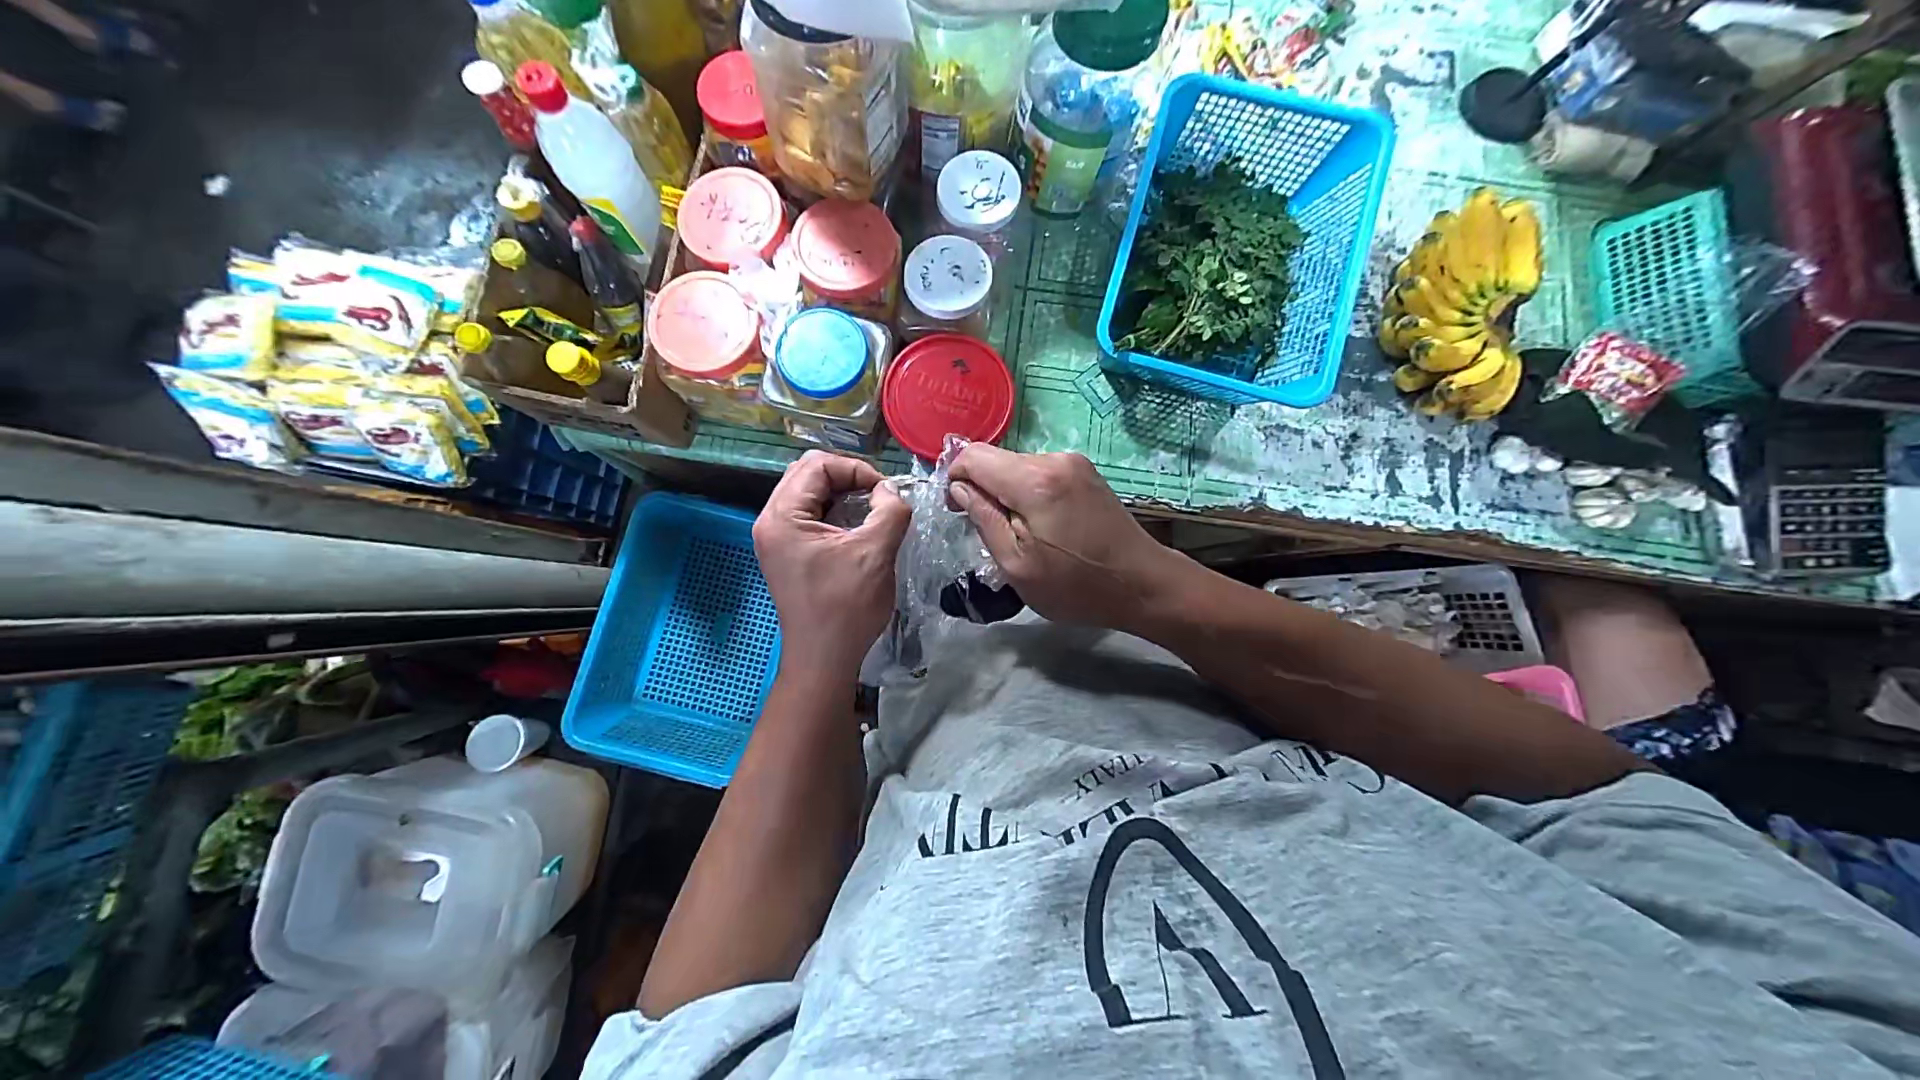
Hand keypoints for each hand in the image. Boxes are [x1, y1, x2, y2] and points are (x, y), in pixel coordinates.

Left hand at [753, 451, 910, 676]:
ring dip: (842, 493)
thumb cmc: (846, 608)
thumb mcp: (875, 554)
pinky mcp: (786, 552)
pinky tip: (857, 526)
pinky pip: (809, 514)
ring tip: (871, 509)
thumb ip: (889, 511)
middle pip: (808, 473)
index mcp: (782, 517)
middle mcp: (770, 521)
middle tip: (879, 495)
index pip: (817, 465)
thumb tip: (891, 491)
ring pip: (808, 492)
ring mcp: (775, 537)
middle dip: (848, 477)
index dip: (856, 469)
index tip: (886, 491)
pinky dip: (835, 510)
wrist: (823, 659)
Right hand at [948, 444, 1186, 631]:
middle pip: (996, 459)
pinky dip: (1029, 493)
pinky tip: (1041, 524)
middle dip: (983, 488)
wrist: (1143, 584)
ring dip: (1007, 492)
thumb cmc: (1076, 585)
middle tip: (990, 531)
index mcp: (1034, 480)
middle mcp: (1054, 459)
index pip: (973, 456)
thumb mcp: (1016, 564)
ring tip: (1019, 533)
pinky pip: (1040, 473)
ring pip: (1017, 466)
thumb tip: (960, 488)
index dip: (955, 480)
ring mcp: (1074, 462)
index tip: (958, 511)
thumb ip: (983, 518)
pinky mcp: (1086, 472)